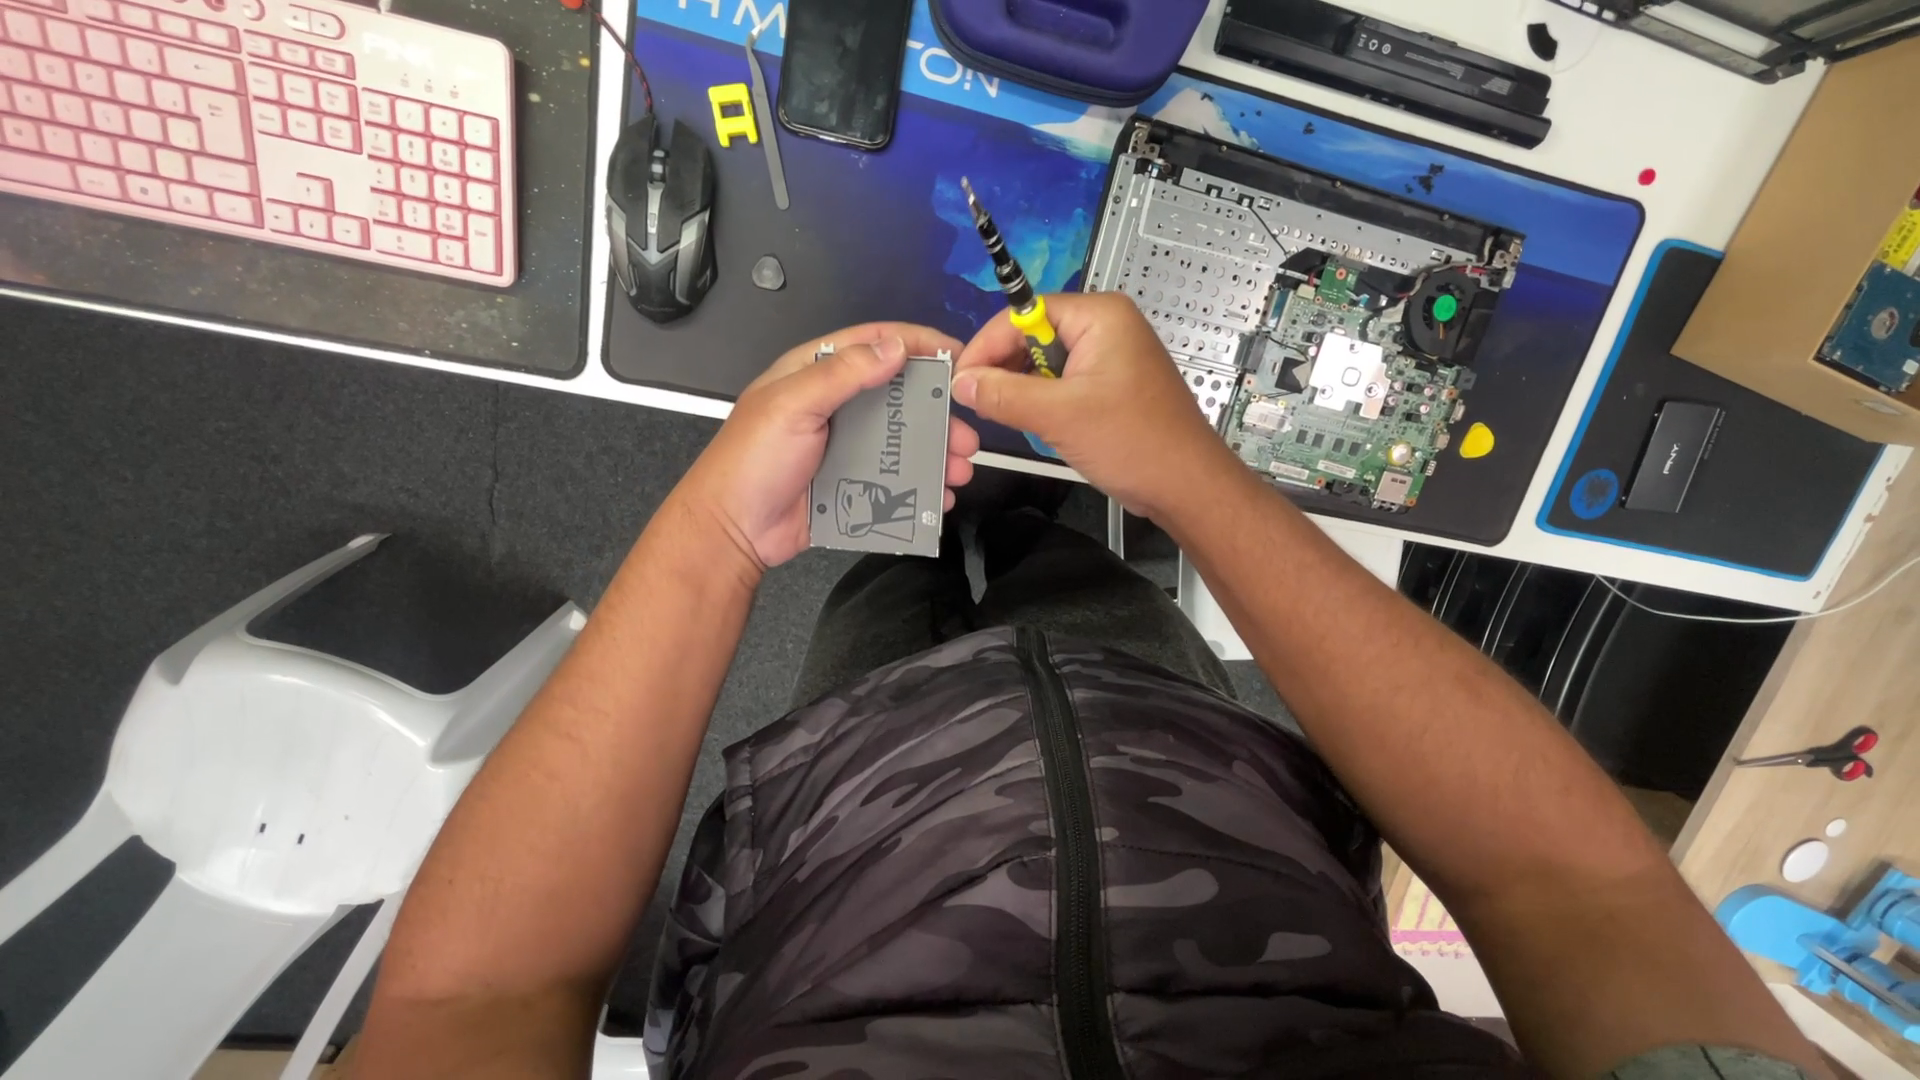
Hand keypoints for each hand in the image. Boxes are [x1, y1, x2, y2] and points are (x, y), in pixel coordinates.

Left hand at [672, 323, 978, 573]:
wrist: (733, 530)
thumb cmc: (753, 461)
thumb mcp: (792, 405)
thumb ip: (842, 373)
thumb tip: (894, 347)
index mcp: (815, 373)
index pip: (874, 343)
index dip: (917, 344)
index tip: (957, 355)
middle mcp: (835, 405)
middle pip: (898, 397)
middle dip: (937, 414)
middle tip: (966, 434)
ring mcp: (845, 446)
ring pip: (902, 441)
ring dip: (935, 453)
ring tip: (960, 470)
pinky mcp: (851, 483)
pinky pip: (893, 478)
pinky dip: (920, 485)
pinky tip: (939, 496)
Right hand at [952, 292, 1241, 520]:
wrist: (1186, 485)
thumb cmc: (1133, 442)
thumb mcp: (1058, 416)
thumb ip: (1003, 395)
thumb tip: (962, 382)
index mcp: (1100, 316)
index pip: (1024, 313)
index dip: (987, 346)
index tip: (961, 380)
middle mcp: (1107, 326)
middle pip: (1033, 336)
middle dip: (1006, 370)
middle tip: (982, 403)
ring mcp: (1111, 357)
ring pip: (1045, 364)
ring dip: (1025, 391)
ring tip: (1015, 418)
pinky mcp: (1111, 385)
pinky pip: (1063, 383)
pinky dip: (1045, 402)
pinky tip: (1041, 425)